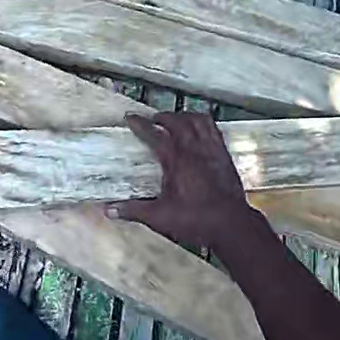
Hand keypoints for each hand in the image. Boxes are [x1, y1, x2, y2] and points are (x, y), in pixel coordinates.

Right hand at [108, 112, 266, 250]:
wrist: (231, 223)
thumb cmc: (196, 220)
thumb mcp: (160, 217)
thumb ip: (133, 210)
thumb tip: (108, 209)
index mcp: (177, 161)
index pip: (155, 135)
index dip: (140, 125)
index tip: (130, 117)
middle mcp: (195, 150)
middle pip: (178, 121)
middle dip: (163, 116)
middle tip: (153, 119)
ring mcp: (213, 151)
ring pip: (199, 121)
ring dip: (185, 115)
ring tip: (177, 118)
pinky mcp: (225, 155)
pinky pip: (215, 130)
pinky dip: (204, 123)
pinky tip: (200, 130)